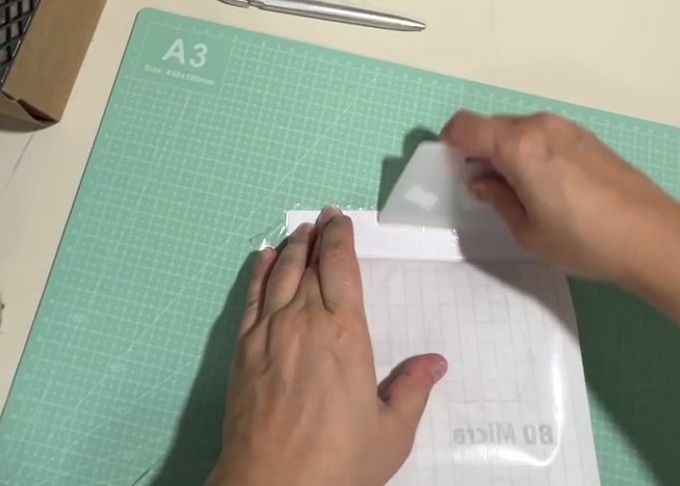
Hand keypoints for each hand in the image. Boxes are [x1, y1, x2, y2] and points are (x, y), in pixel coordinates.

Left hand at [209, 207, 445, 485]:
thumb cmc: (337, 463)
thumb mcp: (390, 433)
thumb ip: (412, 391)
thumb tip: (435, 362)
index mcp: (344, 331)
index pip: (340, 266)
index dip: (340, 237)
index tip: (340, 220)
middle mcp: (305, 319)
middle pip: (309, 262)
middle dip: (318, 236)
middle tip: (323, 218)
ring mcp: (270, 331)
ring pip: (280, 273)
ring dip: (291, 248)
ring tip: (299, 233)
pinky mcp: (244, 348)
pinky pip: (251, 297)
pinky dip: (258, 273)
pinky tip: (263, 259)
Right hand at [441, 111, 674, 284]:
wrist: (653, 237)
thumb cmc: (583, 239)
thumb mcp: (528, 230)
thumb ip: (498, 199)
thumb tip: (482, 181)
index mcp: (518, 145)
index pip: (466, 125)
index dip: (450, 141)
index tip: (449, 165)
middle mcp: (539, 126)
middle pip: (493, 125)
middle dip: (479, 149)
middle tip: (482, 184)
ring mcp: (567, 128)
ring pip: (520, 129)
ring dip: (507, 150)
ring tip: (517, 189)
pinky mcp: (588, 138)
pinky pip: (544, 135)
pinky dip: (532, 151)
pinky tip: (548, 185)